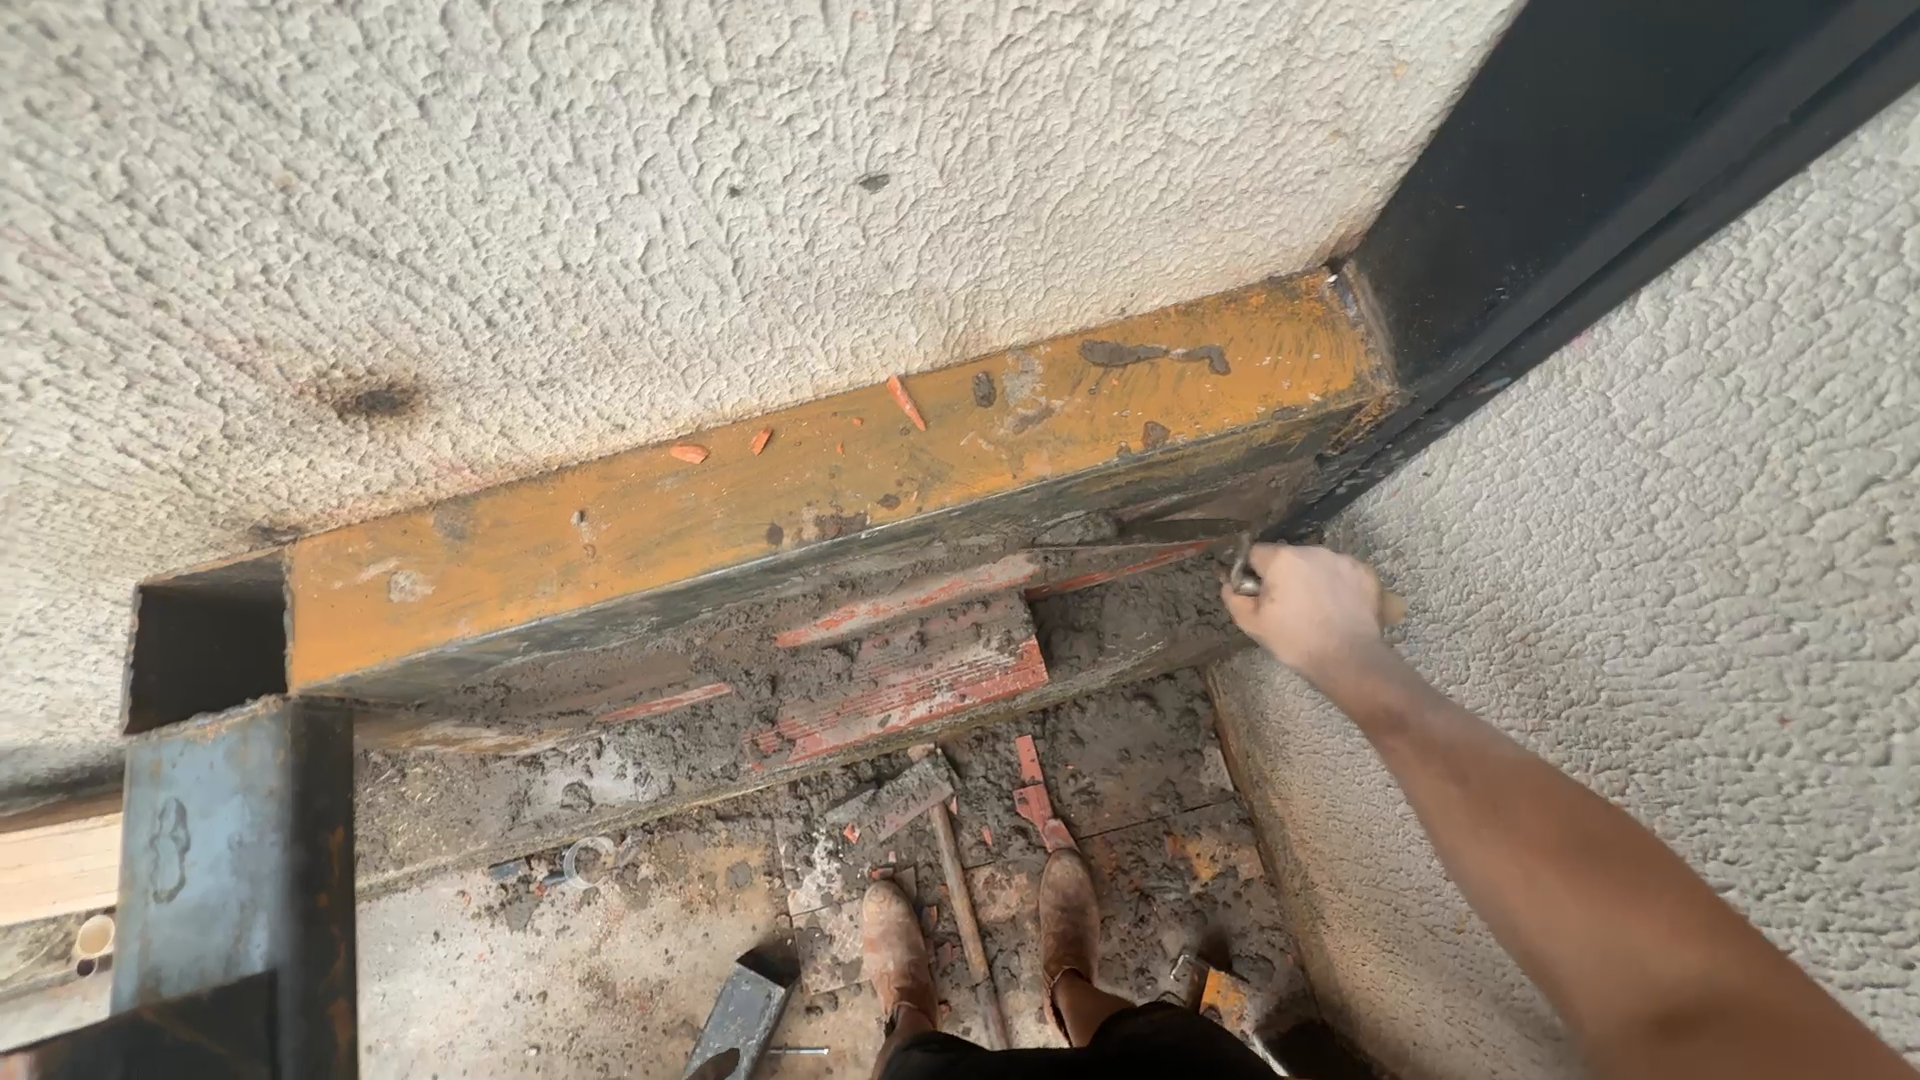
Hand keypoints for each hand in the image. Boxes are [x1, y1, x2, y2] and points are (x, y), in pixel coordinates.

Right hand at [1221, 543, 1390, 680]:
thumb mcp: (1251, 623)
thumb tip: (1230, 582)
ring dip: (1310, 578)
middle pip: (1287, 557)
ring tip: (1315, 608)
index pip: (1255, 553)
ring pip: (1315, 563)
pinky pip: (1341, 572)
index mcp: (1281, 558)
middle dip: (1284, 575)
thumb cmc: (1295, 640)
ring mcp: (1342, 559)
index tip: (1259, 594)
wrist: (1349, 659)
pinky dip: (1336, 584)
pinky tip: (1337, 607)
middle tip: (1287, 605)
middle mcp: (1312, 550)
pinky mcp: (1365, 572)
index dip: (1253, 573)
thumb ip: (1233, 596)